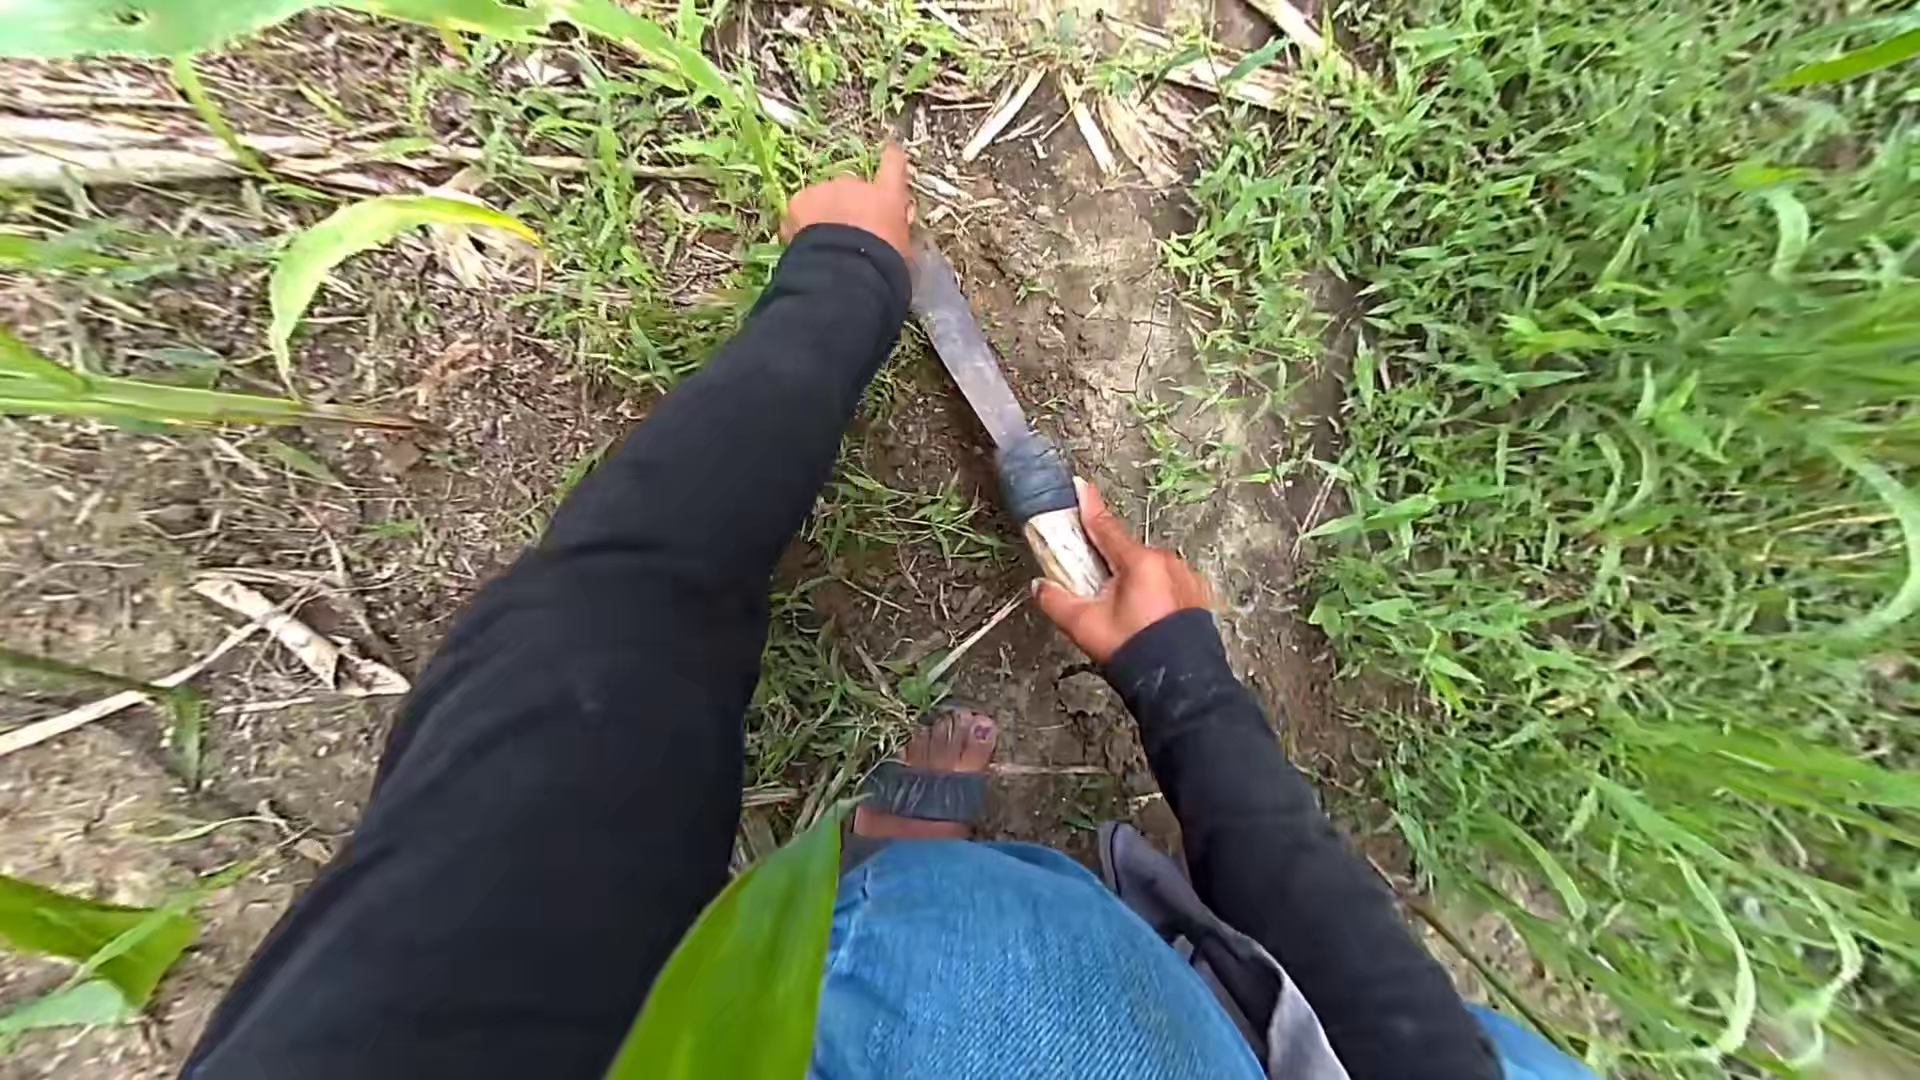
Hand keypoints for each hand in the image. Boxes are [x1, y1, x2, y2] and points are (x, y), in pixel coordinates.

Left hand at [779, 142, 911, 259]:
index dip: (892, 160)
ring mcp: (826, 189)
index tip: (890, 154)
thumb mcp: (901, 253)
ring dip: (825, 215)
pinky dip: (802, 224)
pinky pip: (801, 210)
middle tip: (848, 235)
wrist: (848, 273)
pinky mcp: (800, 201)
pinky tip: (806, 246)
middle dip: (850, 204)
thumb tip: (894, 229)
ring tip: (825, 246)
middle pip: (852, 186)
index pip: (894, 163)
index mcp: (887, 196)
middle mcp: (856, 184)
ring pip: (824, 197)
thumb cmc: (884, 267)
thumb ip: (896, 234)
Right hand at [1033, 478, 1211, 662]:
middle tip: (1095, 590)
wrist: (1179, 682)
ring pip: (1146, 567)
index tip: (1080, 485)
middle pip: (1124, 551)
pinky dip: (1151, 590)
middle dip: (1107, 563)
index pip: (1105, 527)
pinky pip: (1165, 581)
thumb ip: (1056, 601)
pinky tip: (1144, 616)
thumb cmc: (1134, 652)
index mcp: (1138, 562)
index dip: (1089, 506)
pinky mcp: (1195, 592)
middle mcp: (1165, 561)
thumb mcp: (1084, 626)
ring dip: (1130, 579)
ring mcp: (1184, 576)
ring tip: (1123, 612)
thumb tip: (1040, 586)